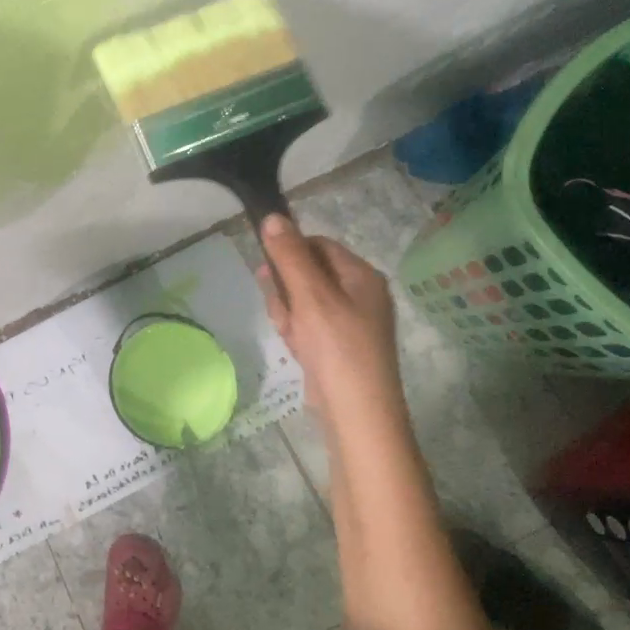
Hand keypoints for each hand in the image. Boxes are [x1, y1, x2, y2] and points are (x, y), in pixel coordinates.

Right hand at [256, 214, 403, 420]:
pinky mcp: (339, 346)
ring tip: (292, 336)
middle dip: (286, 291)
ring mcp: (351, 322)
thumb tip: (273, 216)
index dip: (289, 254)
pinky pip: (309, 326)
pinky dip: (298, 334)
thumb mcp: (310, 296)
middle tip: (283, 313)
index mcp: (361, 275)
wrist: (358, 413)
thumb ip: (289, 256)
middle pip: (307, 273)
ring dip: (288, 314)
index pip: (317, 245)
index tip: (268, 273)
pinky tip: (297, 350)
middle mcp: (360, 294)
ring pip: (303, 301)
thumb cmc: (337, 347)